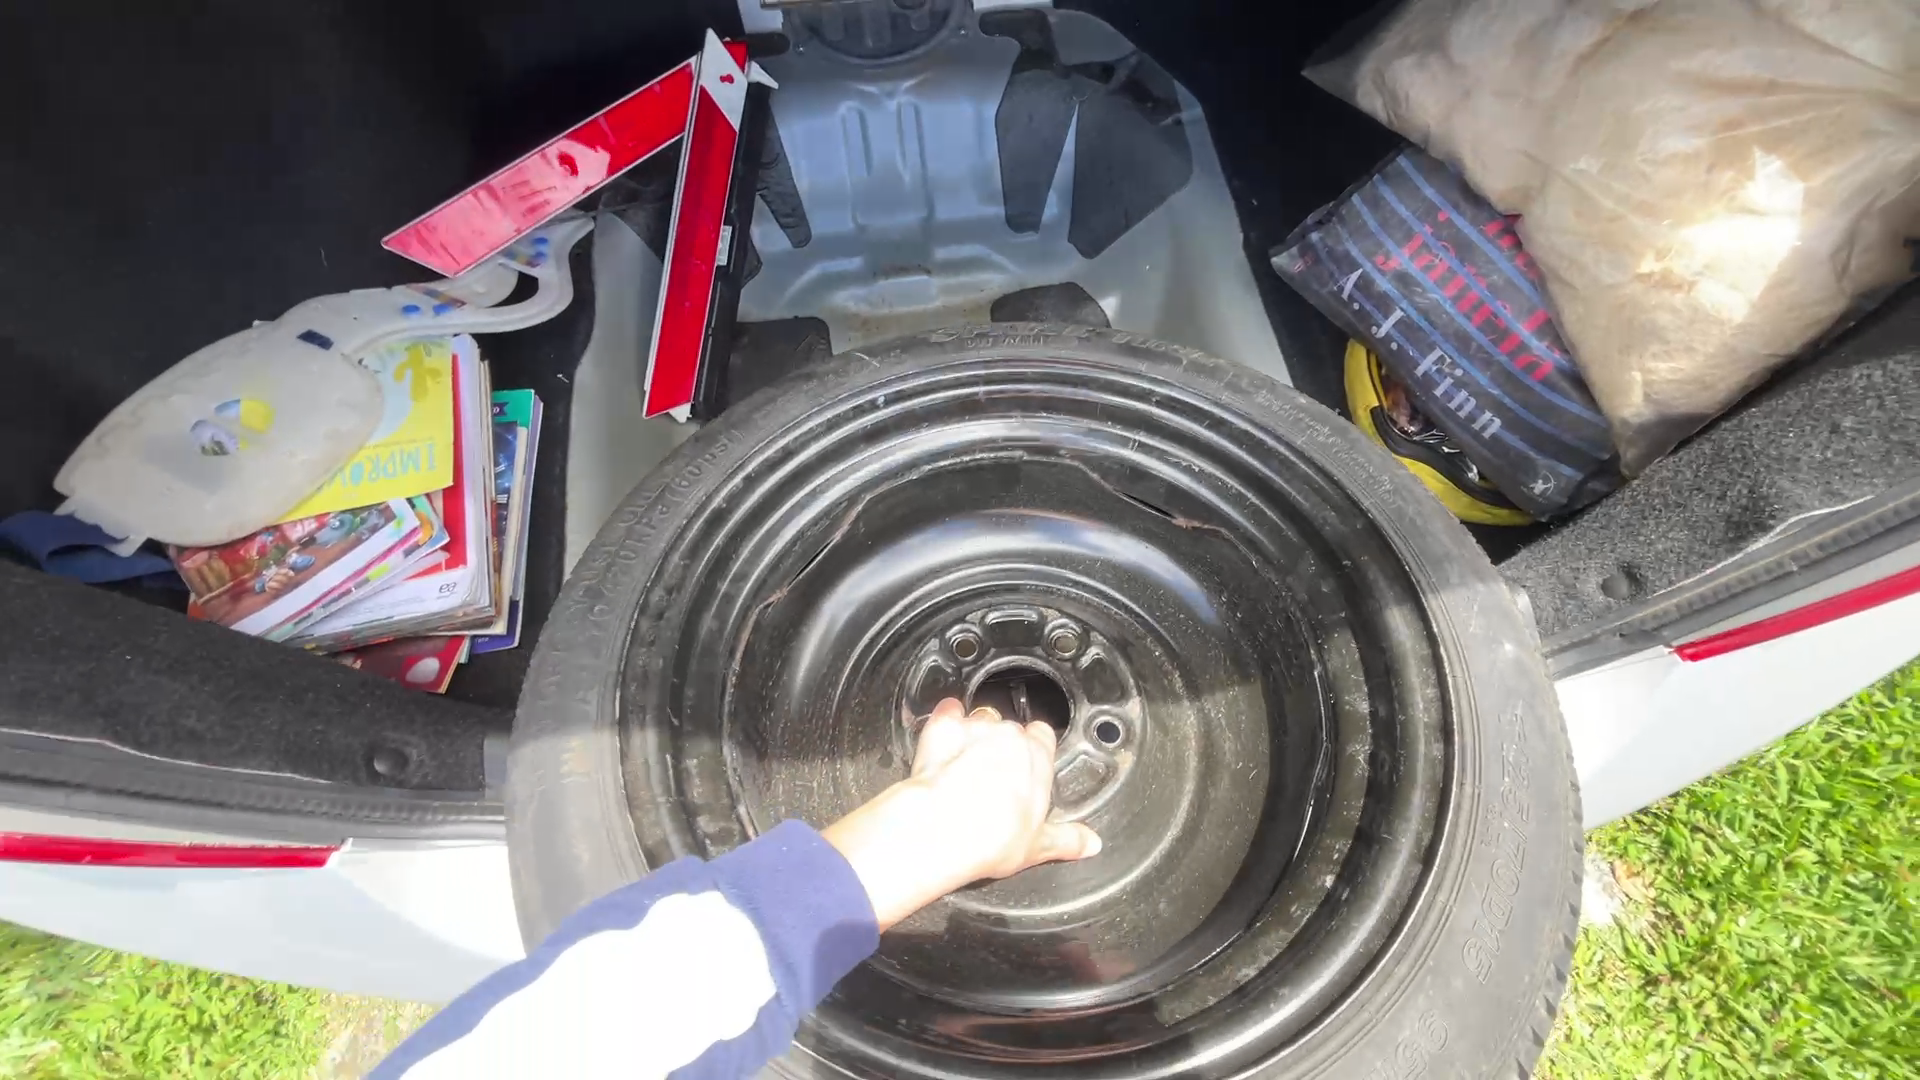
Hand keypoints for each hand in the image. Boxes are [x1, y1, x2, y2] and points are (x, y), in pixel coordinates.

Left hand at [822, 698, 1102, 930]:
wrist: (942, 829)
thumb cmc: (991, 837)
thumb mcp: (1038, 847)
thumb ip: (1068, 839)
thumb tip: (1090, 843)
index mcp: (1037, 757)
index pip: (1044, 736)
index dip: (1035, 749)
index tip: (1029, 765)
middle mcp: (1009, 735)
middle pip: (1010, 728)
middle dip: (1002, 746)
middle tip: (993, 777)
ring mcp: (975, 728)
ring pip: (980, 718)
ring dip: (974, 733)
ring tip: (964, 762)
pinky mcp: (942, 727)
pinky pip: (948, 712)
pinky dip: (946, 720)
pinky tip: (944, 738)